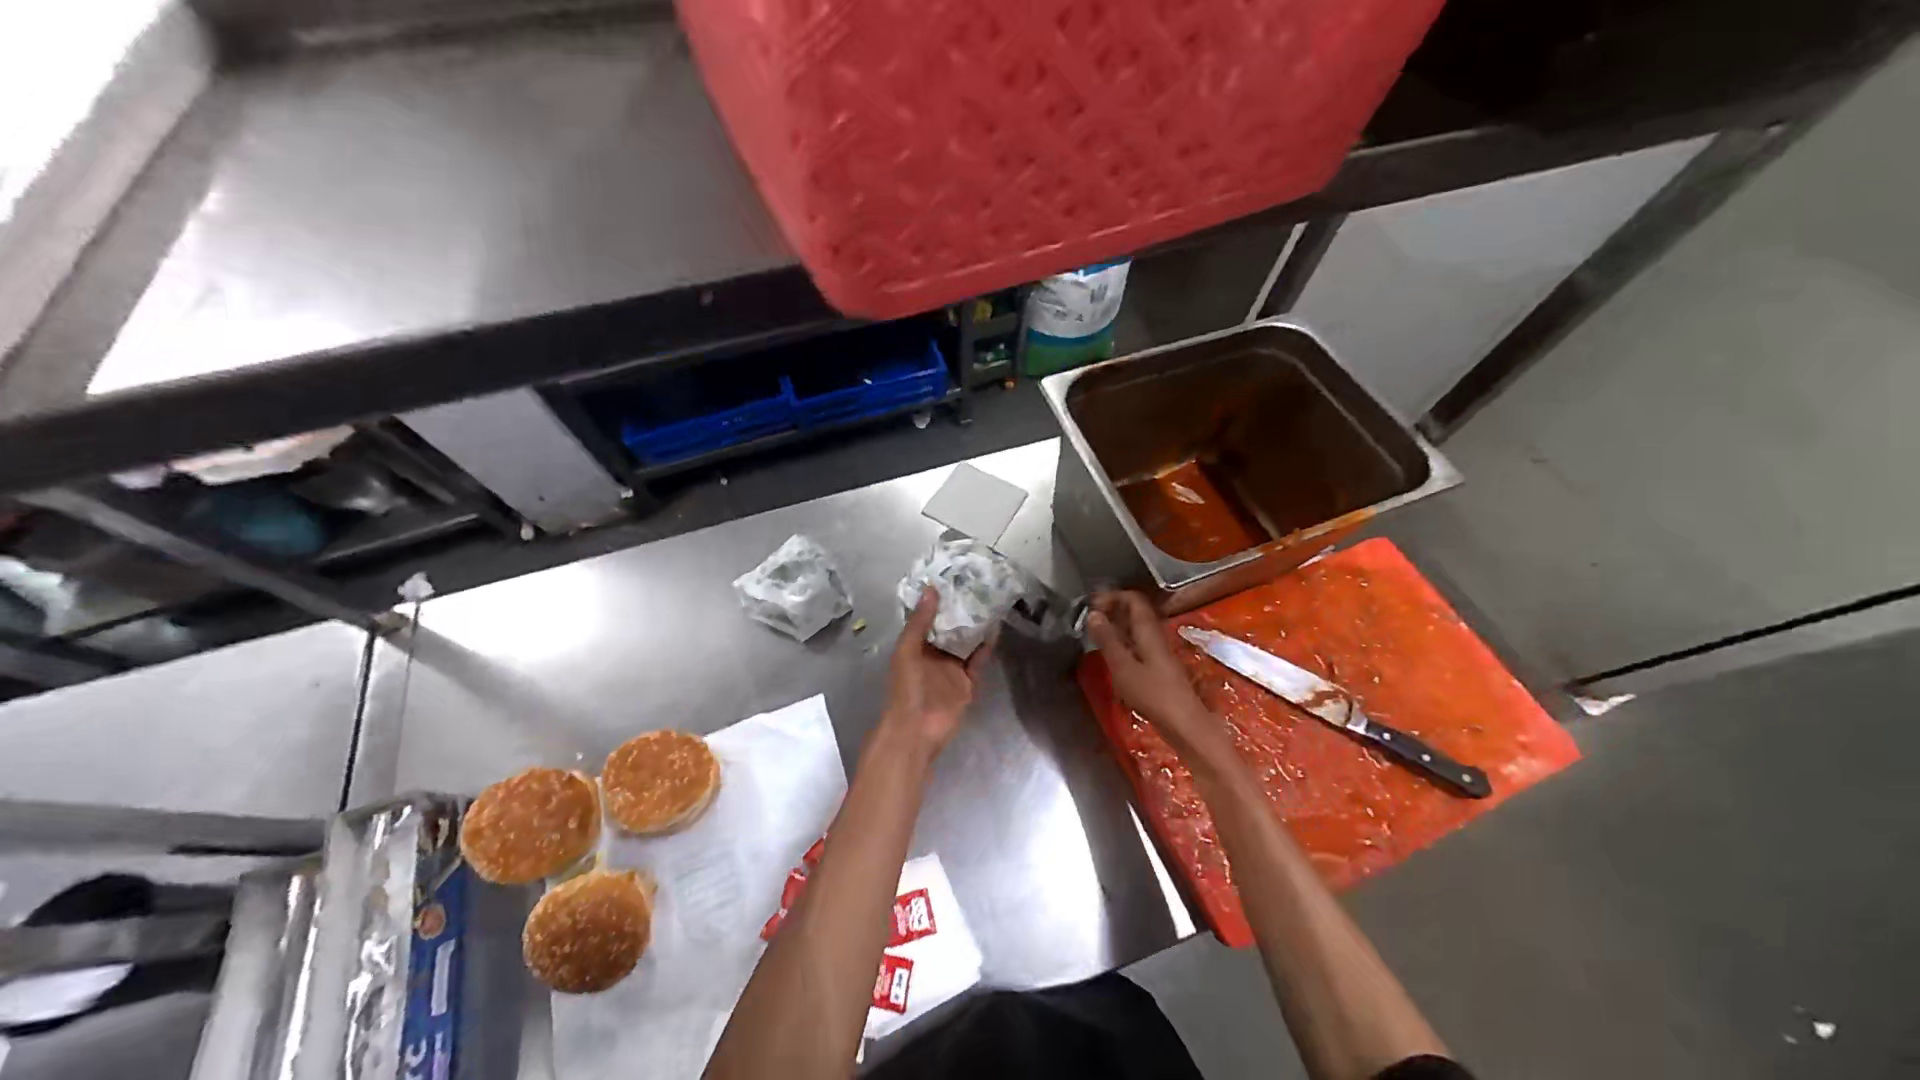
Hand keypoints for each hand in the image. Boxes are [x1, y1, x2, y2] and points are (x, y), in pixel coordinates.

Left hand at [881, 587, 992, 755]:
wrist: (917, 729)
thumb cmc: (907, 687)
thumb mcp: (908, 650)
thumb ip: (920, 622)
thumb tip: (931, 589)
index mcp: (915, 646)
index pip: (928, 618)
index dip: (938, 600)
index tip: (952, 579)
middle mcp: (934, 654)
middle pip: (949, 628)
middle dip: (960, 611)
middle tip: (977, 585)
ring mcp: (951, 668)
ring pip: (966, 642)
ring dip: (975, 627)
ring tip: (990, 602)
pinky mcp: (967, 682)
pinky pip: (978, 661)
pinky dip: (986, 648)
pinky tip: (995, 631)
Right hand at [1085, 591, 1225, 757]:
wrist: (1184, 724)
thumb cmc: (1153, 694)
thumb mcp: (1123, 666)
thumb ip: (1107, 639)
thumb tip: (1093, 614)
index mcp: (1148, 631)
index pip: (1133, 599)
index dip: (1113, 596)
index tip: (1092, 604)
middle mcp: (1155, 636)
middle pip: (1135, 612)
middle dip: (1113, 609)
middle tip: (1090, 617)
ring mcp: (1158, 652)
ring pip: (1136, 628)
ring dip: (1117, 625)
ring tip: (1095, 632)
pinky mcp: (1158, 667)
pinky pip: (1138, 644)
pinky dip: (1122, 641)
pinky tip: (1111, 653)